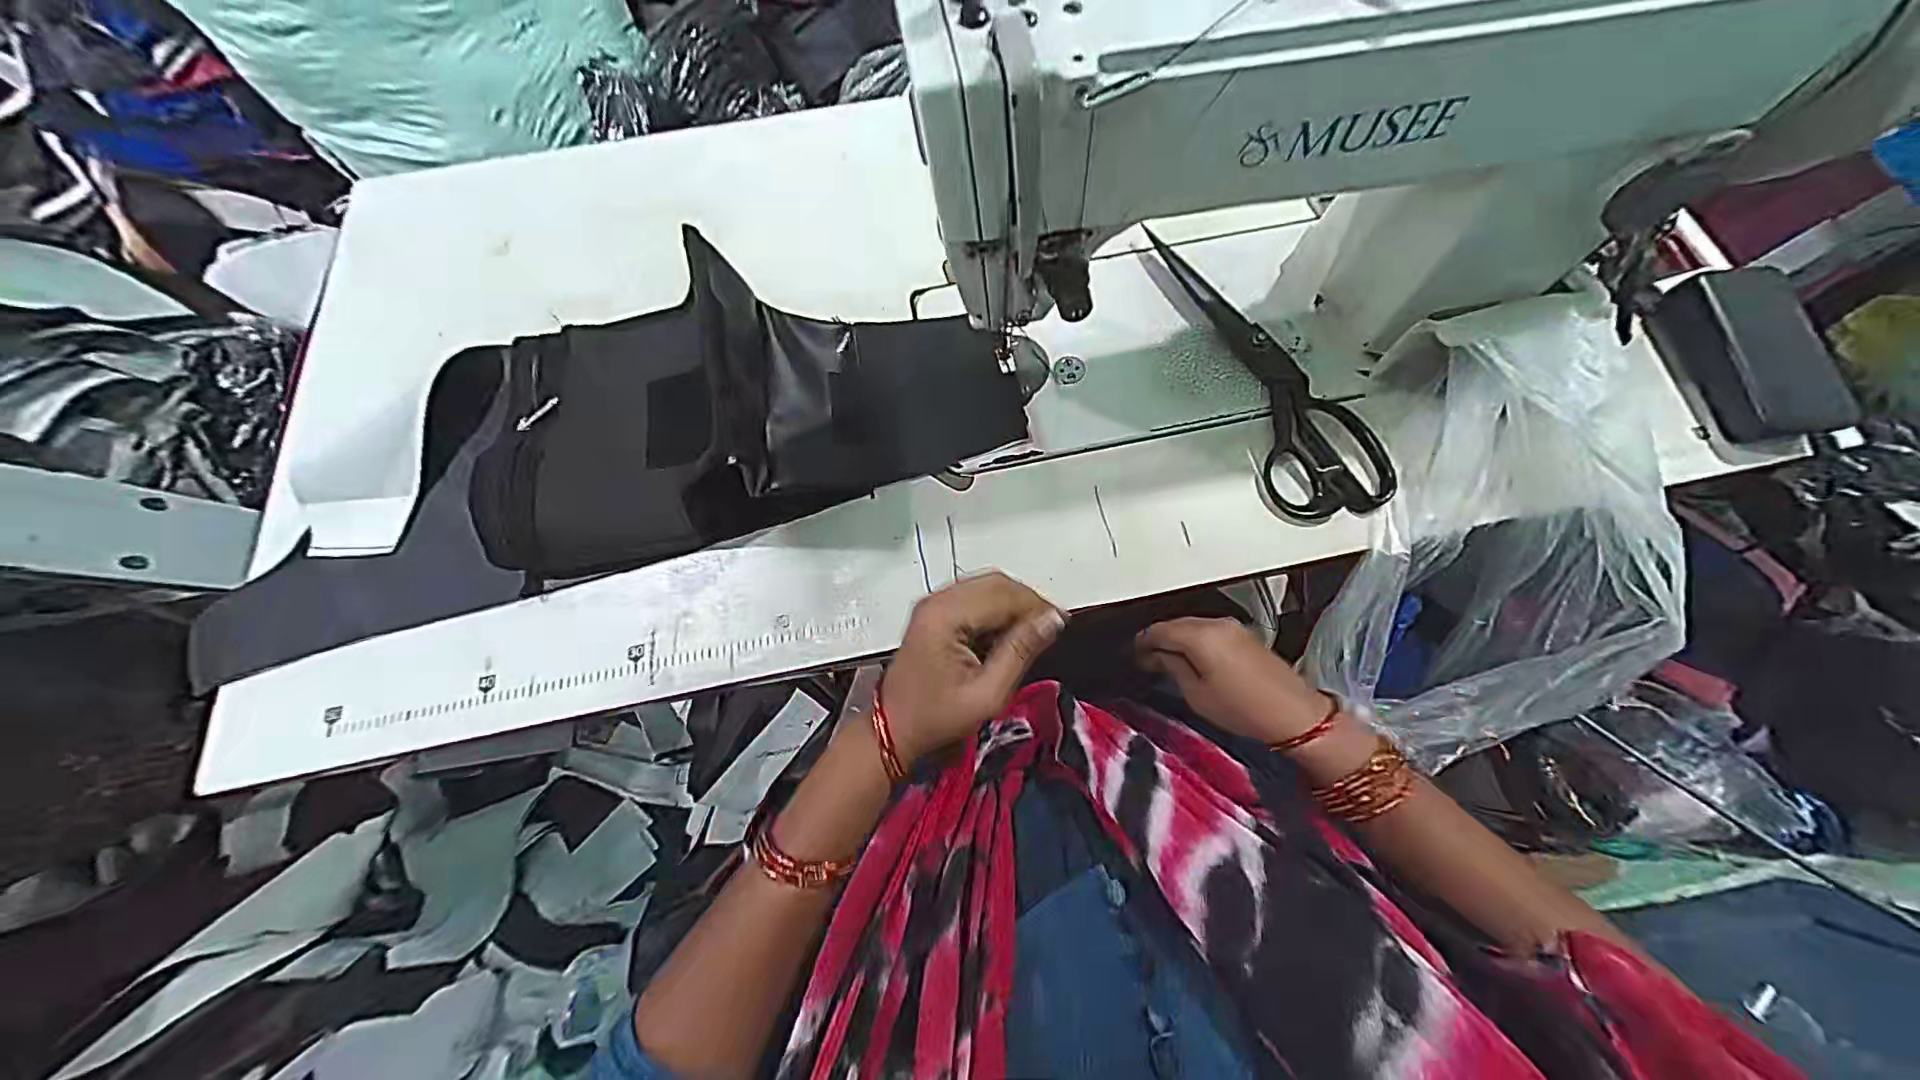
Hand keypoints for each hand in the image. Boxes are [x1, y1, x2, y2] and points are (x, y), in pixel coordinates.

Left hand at [880, 572, 1065, 763]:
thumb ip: (1021, 652)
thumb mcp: (987, 694)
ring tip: (1031, 634)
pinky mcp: (934, 612)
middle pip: (996, 583)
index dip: (1037, 606)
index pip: (1003, 594)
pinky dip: (997, 610)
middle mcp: (937, 601)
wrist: (894, 729)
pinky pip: (974, 597)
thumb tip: (1052, 621)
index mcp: (945, 617)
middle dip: (1028, 602)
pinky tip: (1007, 635)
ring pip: (987, 586)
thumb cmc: (937, 718)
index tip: (1061, 624)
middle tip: (1049, 629)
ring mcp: (933, 604)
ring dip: (1014, 605)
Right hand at [1134, 617, 1332, 743]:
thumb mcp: (1196, 694)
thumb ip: (1171, 667)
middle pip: (1175, 624)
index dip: (1141, 642)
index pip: (1158, 630)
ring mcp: (1232, 627)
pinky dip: (1195, 640)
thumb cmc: (1243, 709)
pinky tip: (1192, 658)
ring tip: (1168, 661)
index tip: (1133, 655)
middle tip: (1146, 660)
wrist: (1295, 714)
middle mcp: (1216, 624)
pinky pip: (1209, 630)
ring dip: (1177, 639)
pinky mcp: (1244, 634)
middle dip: (1158, 639)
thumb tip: (1156, 656)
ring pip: (1192, 625)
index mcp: (1200, 635)